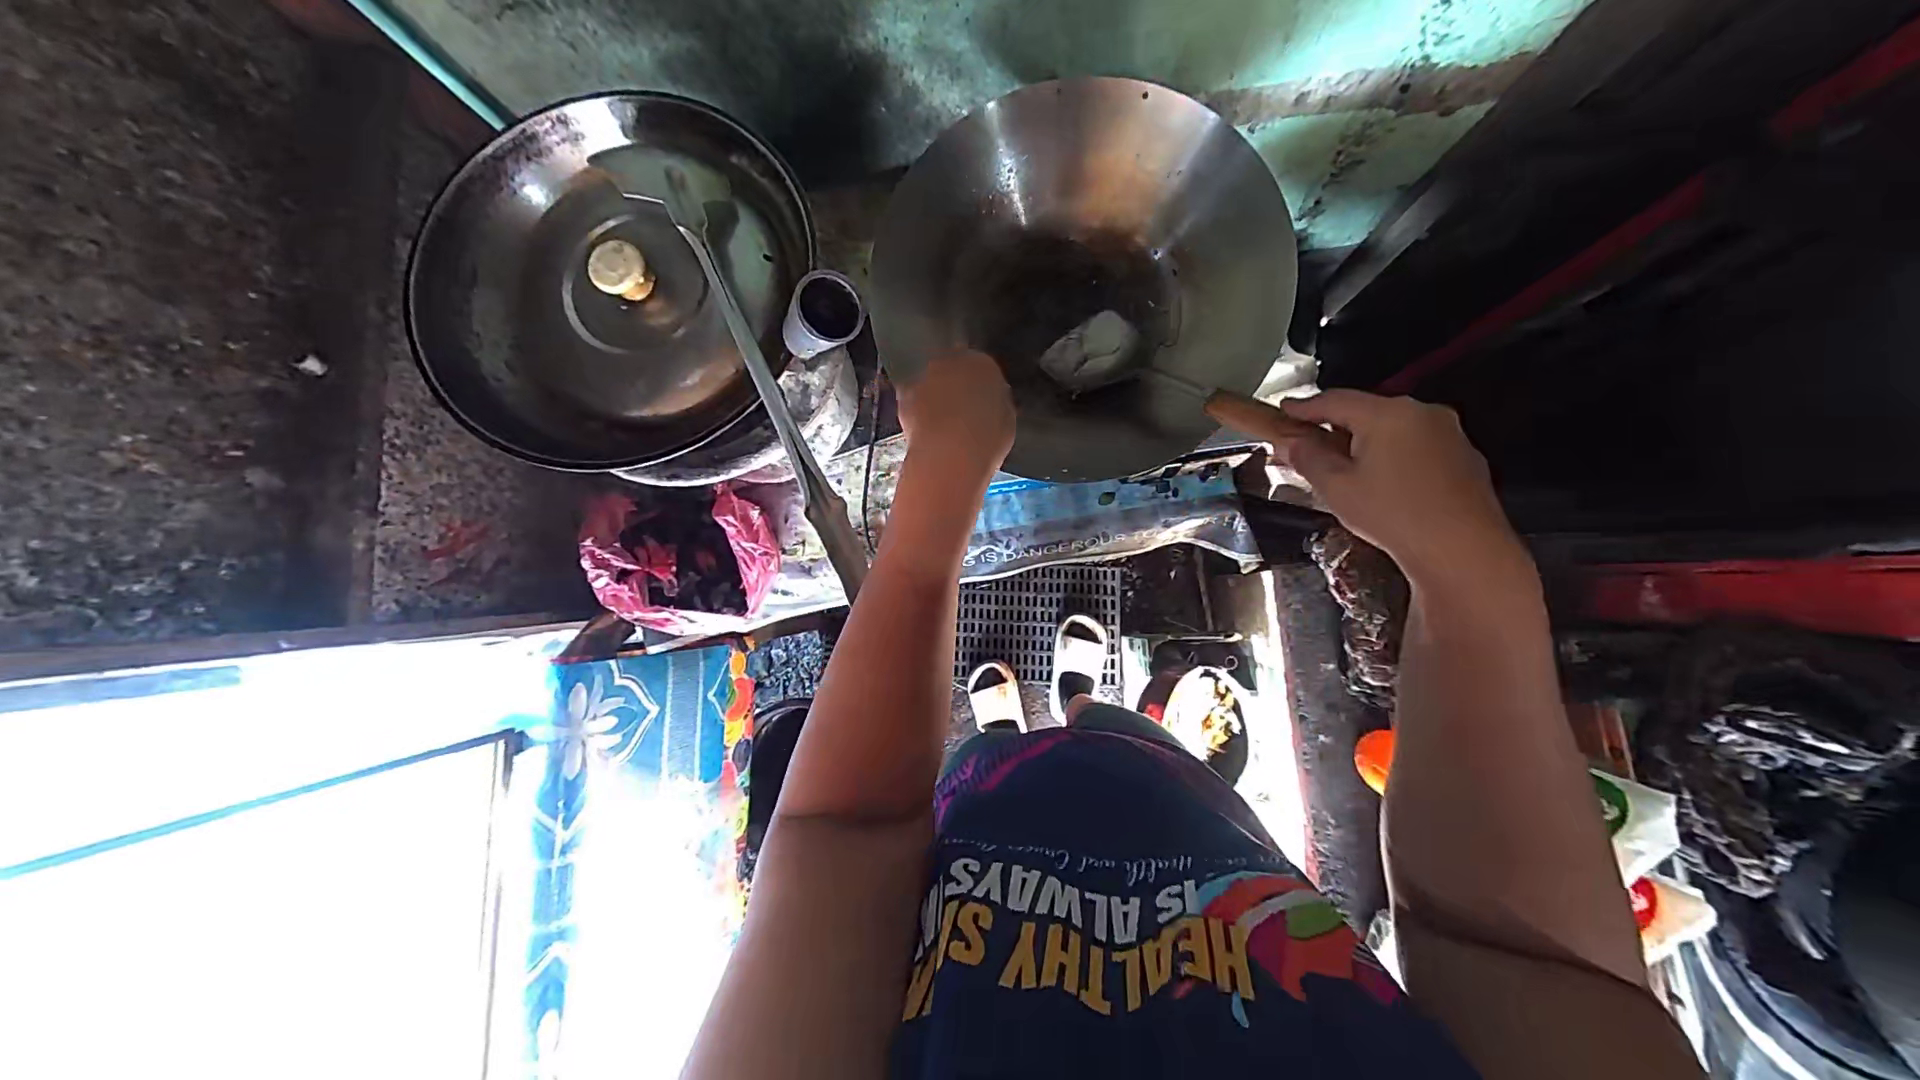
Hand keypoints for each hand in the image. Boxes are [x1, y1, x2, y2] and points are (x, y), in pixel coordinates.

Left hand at [897, 350, 1015, 481]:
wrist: (950, 455)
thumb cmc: (985, 439)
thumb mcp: (1006, 420)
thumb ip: (997, 403)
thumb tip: (992, 405)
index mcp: (982, 364)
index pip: (981, 366)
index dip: (980, 385)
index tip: (982, 402)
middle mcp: (950, 362)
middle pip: (952, 368)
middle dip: (954, 386)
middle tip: (962, 413)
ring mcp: (924, 378)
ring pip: (930, 384)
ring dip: (934, 398)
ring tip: (943, 427)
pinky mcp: (904, 397)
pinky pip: (912, 401)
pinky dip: (917, 413)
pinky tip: (927, 433)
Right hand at [1229, 389, 1526, 584]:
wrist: (1462, 548)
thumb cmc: (1392, 514)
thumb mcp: (1335, 487)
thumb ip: (1309, 458)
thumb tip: (1293, 442)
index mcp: (1387, 414)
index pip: (1335, 400)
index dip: (1304, 406)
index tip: (1284, 409)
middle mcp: (1422, 412)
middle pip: (1365, 411)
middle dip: (1333, 426)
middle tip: (1306, 445)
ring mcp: (1448, 432)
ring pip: (1391, 428)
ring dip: (1362, 440)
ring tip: (1340, 465)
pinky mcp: (1463, 455)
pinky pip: (1414, 444)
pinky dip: (1389, 454)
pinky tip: (1379, 479)